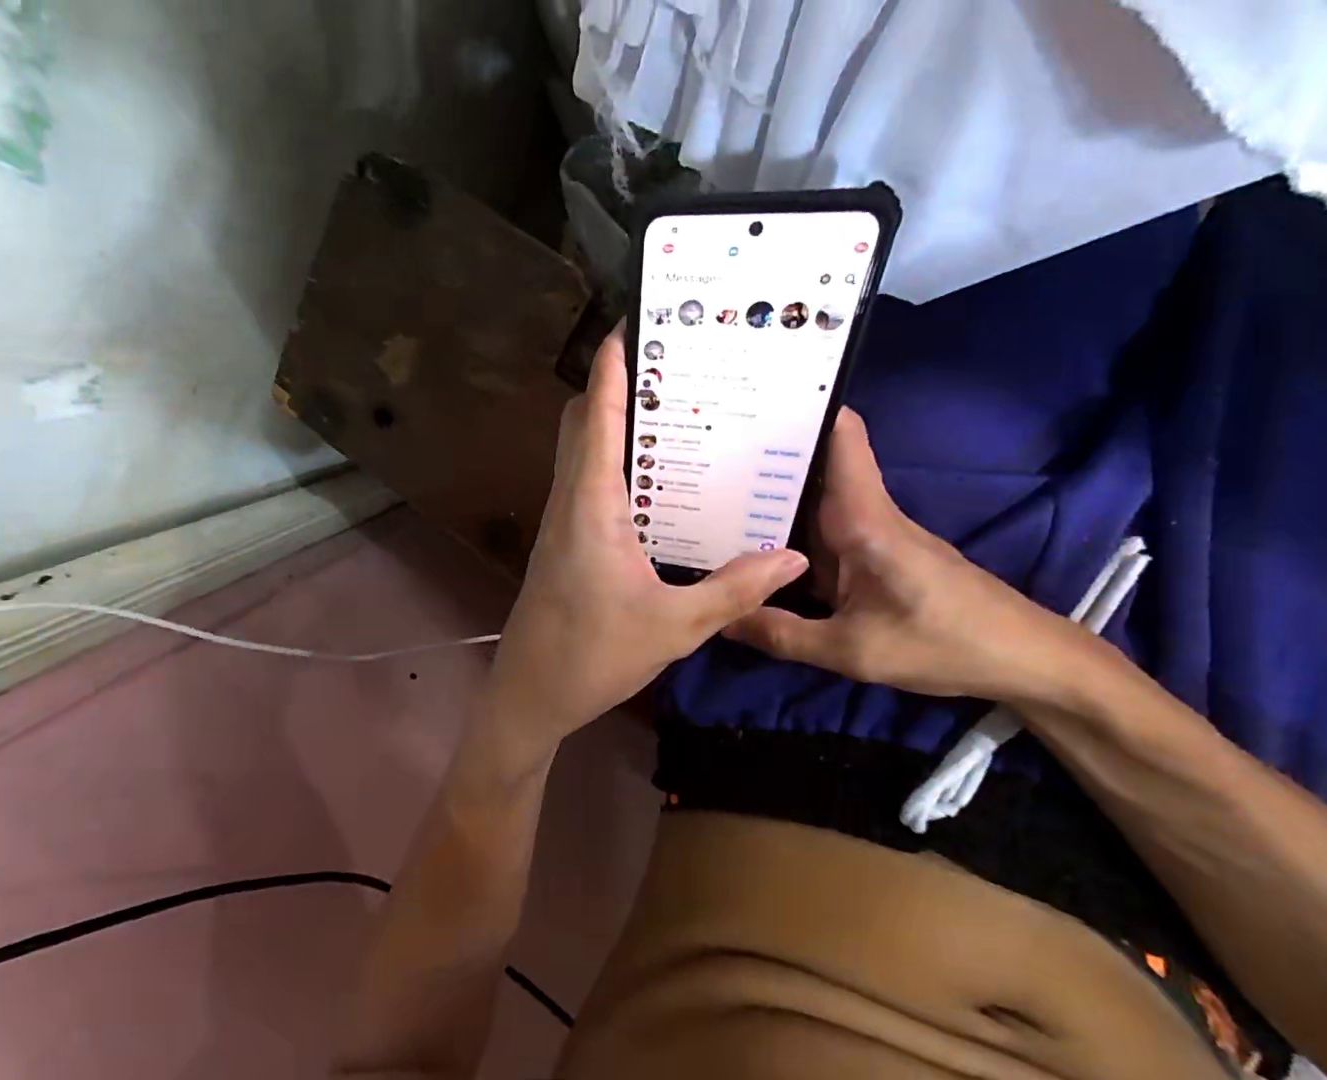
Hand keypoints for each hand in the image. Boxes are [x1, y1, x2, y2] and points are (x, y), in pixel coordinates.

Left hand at [481, 327, 809, 760]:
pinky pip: (585, 481)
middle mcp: (569, 502)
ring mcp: (561, 521)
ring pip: (578, 452)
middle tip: (671, 366)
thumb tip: (794, 558)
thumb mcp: (676, 626)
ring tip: (671, 408)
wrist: (532, 693)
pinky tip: (655, 477)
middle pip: (580, 424)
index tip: (630, 323)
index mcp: (592, 508)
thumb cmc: (595, 656)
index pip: (596, 419)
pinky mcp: (563, 541)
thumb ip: (735, 589)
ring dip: (611, 422)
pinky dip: (611, 460)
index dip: (609, 368)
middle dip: (614, 385)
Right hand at [724, 407, 1094, 705]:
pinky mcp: (873, 559)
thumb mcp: (851, 650)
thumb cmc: (943, 643)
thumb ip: (781, 634)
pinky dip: (787, 537)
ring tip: (710, 497)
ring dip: (769, 500)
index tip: (753, 401)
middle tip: (701, 458)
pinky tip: (752, 551)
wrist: (1022, 660)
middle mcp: (865, 515)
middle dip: (761, 459)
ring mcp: (870, 536)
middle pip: (812, 469)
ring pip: (812, 505)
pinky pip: (821, 537)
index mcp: (863, 519)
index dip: (804, 409)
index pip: (842, 438)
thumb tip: (721, 619)